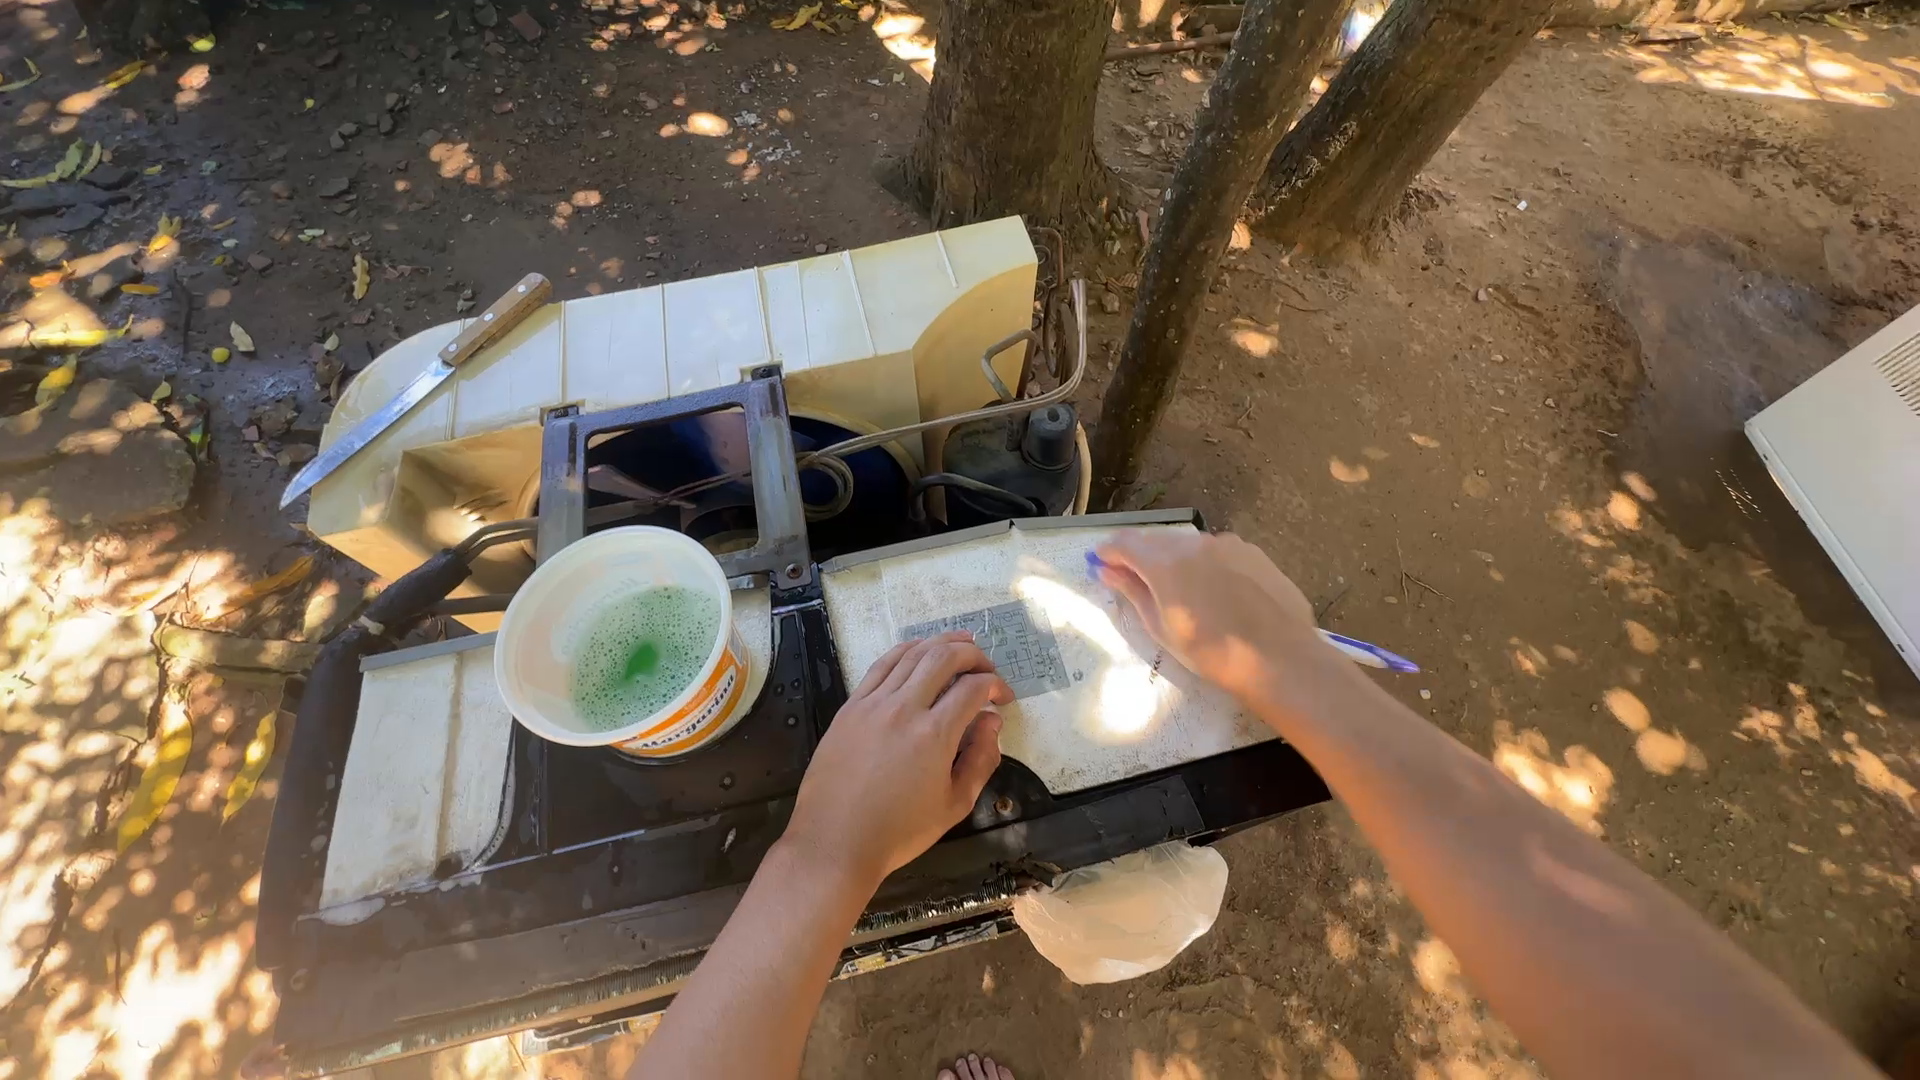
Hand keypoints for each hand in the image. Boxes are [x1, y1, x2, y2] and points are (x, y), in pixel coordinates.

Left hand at [784, 631, 1012, 887]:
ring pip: (912, 653)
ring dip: (941, 643)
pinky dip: (906, 650)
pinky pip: (881, 665)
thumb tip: (991, 722)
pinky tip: (918, 650)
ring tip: (961, 643)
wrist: (835, 842)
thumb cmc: (899, 831)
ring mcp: (873, 703)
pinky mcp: (850, 706)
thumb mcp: (954, 805)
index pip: (973, 688)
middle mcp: (904, 708)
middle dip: (973, 655)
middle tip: (987, 667)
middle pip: (944, 657)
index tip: (1003, 697)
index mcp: (934, 735)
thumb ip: (981, 759)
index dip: (995, 685)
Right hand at [1093, 530, 1328, 705]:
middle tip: (1133, 578)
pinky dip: (1204, 564)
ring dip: (1174, 559)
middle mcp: (1194, 543)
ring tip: (1177, 589)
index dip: (1109, 552)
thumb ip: (1132, 591)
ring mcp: (1228, 544)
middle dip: (1140, 556)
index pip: (1125, 543)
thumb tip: (1107, 570)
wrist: (1279, 658)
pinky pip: (1217, 552)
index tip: (1100, 563)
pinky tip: (1213, 591)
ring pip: (1188, 545)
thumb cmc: (1211, 651)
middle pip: (1156, 541)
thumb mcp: (1161, 627)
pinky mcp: (1253, 553)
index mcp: (1165, 562)